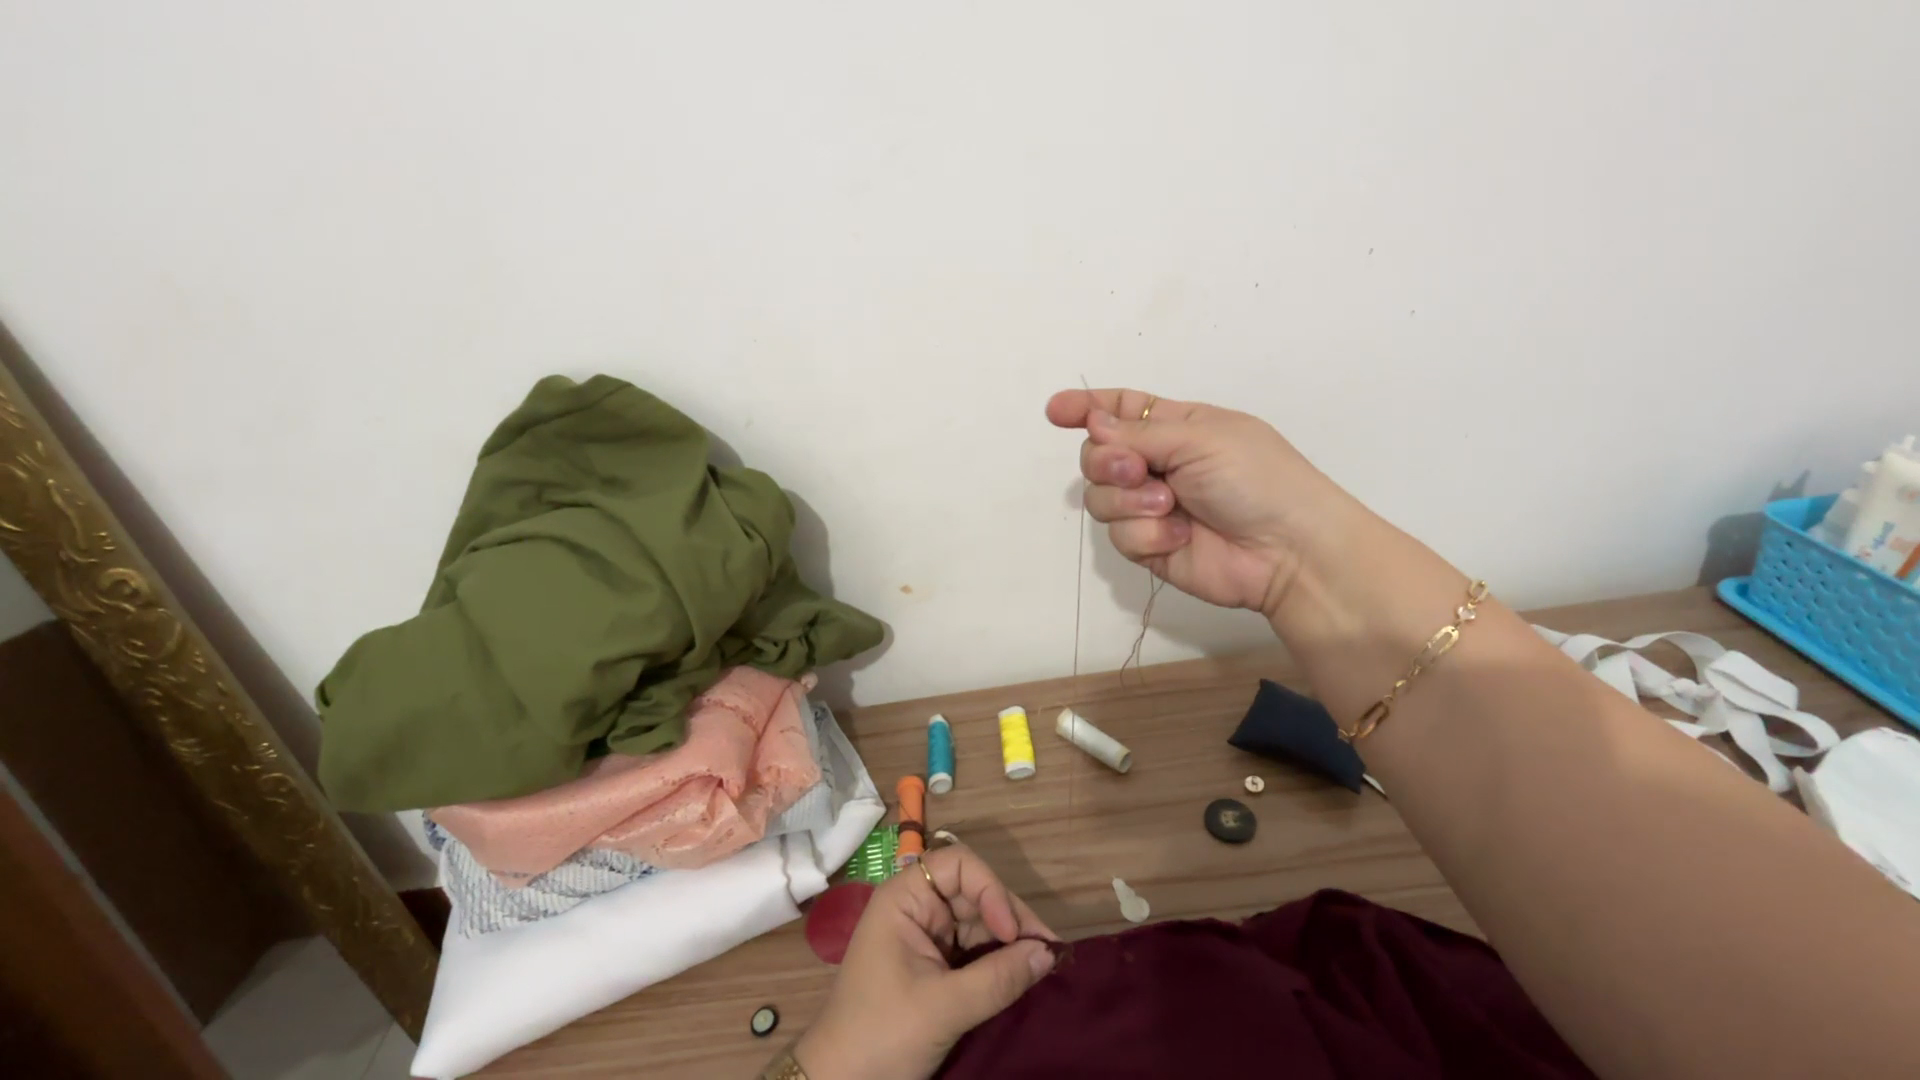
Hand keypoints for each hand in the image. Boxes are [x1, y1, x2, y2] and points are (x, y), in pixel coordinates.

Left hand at [791, 845, 1058, 1079]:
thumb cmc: (881, 1034)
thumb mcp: (942, 1008)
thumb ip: (997, 978)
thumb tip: (1048, 953)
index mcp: (905, 899)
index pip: (959, 865)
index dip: (990, 889)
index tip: (1010, 932)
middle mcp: (917, 908)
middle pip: (976, 892)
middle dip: (1010, 917)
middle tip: (1047, 952)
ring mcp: (926, 938)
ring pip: (980, 922)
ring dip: (1011, 940)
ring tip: (1044, 964)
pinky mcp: (935, 967)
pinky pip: (975, 951)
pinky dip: (1001, 960)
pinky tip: (1025, 973)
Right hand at [1046, 388, 1362, 618]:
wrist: (1288, 550)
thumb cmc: (1256, 478)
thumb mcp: (1200, 438)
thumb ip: (1138, 434)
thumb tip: (1091, 423)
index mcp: (1174, 428)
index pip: (1119, 411)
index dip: (1086, 408)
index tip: (1055, 412)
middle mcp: (1157, 464)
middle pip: (1096, 456)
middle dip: (1107, 462)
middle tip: (1137, 471)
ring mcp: (1150, 508)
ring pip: (1099, 498)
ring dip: (1130, 501)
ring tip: (1170, 507)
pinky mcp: (1149, 546)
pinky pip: (1118, 536)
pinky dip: (1146, 534)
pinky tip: (1179, 536)